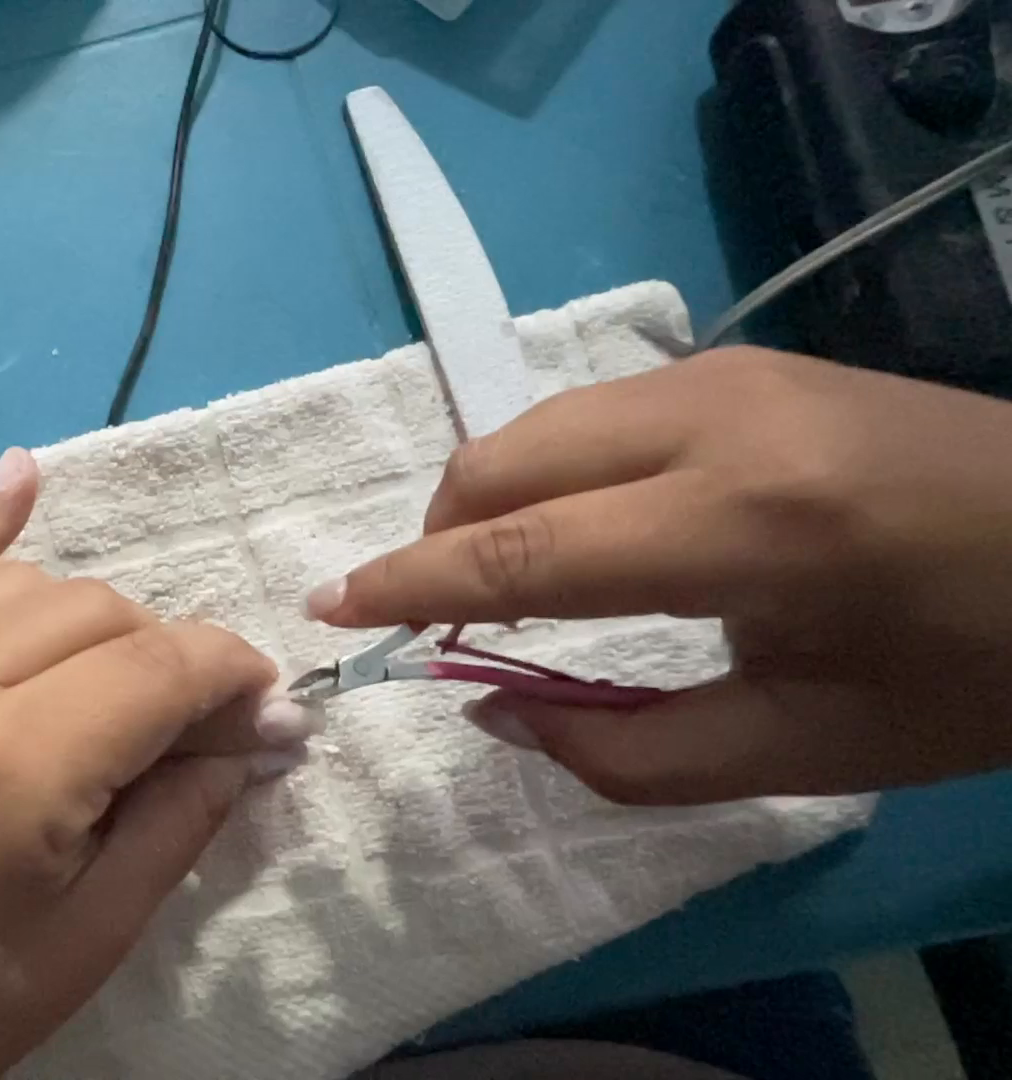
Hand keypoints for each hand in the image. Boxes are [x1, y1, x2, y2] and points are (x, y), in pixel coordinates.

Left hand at [0, 562, 293, 1079]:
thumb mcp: (99, 929)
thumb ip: (189, 808)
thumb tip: (258, 724)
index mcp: (0, 773)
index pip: (151, 669)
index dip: (228, 670)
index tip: (263, 697)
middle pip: (94, 605)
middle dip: (162, 649)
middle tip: (177, 714)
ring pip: (29, 580)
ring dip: (89, 624)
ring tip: (95, 691)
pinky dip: (16, 606)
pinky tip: (28, 661)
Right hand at [305, 348, 1011, 802]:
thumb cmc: (982, 664)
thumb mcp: (813, 748)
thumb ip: (626, 753)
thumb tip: (488, 706)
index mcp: (751, 526)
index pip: (520, 552)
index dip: (407, 584)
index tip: (328, 607)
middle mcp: (713, 421)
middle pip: (496, 470)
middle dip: (435, 543)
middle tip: (439, 615)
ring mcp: (713, 374)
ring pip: (520, 436)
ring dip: (477, 510)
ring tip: (502, 576)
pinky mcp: (718, 362)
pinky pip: (568, 421)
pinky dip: (528, 480)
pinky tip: (570, 526)